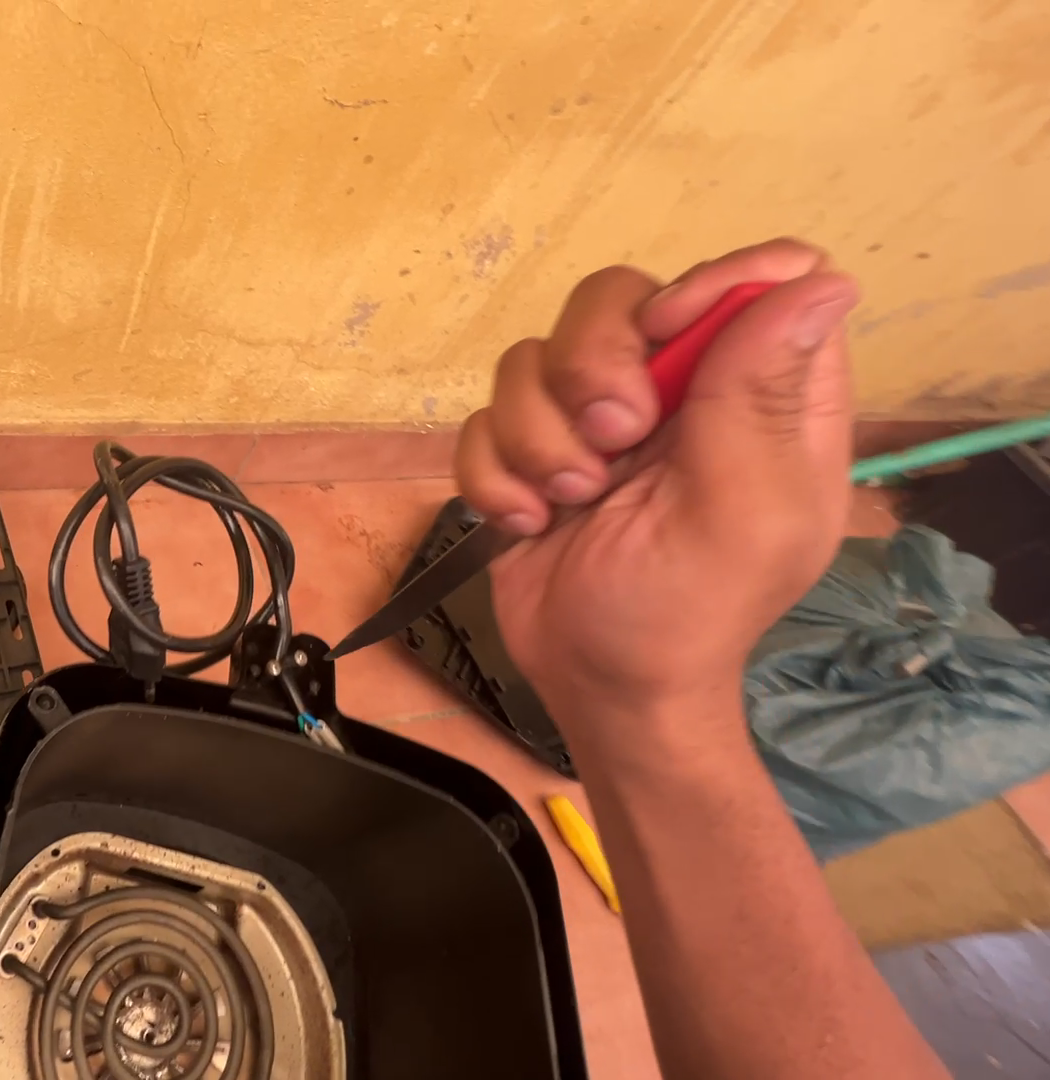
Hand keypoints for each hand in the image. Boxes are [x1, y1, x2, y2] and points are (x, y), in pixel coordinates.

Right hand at [455, 239, 858, 757]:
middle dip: (587, 370)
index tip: (658, 344)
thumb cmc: (682, 608)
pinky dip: (490, 476)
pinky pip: (479, 425)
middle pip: (610, 303)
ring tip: (564, 502)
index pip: (749, 280)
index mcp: (753, 398)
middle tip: (607, 442)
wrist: (591, 676)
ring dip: (533, 439)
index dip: (699, 290)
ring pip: (527, 365)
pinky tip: (523, 521)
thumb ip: (759, 400)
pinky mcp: (519, 456)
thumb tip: (813, 279)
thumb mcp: (737, 514)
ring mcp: (582, 423)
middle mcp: (667, 394)